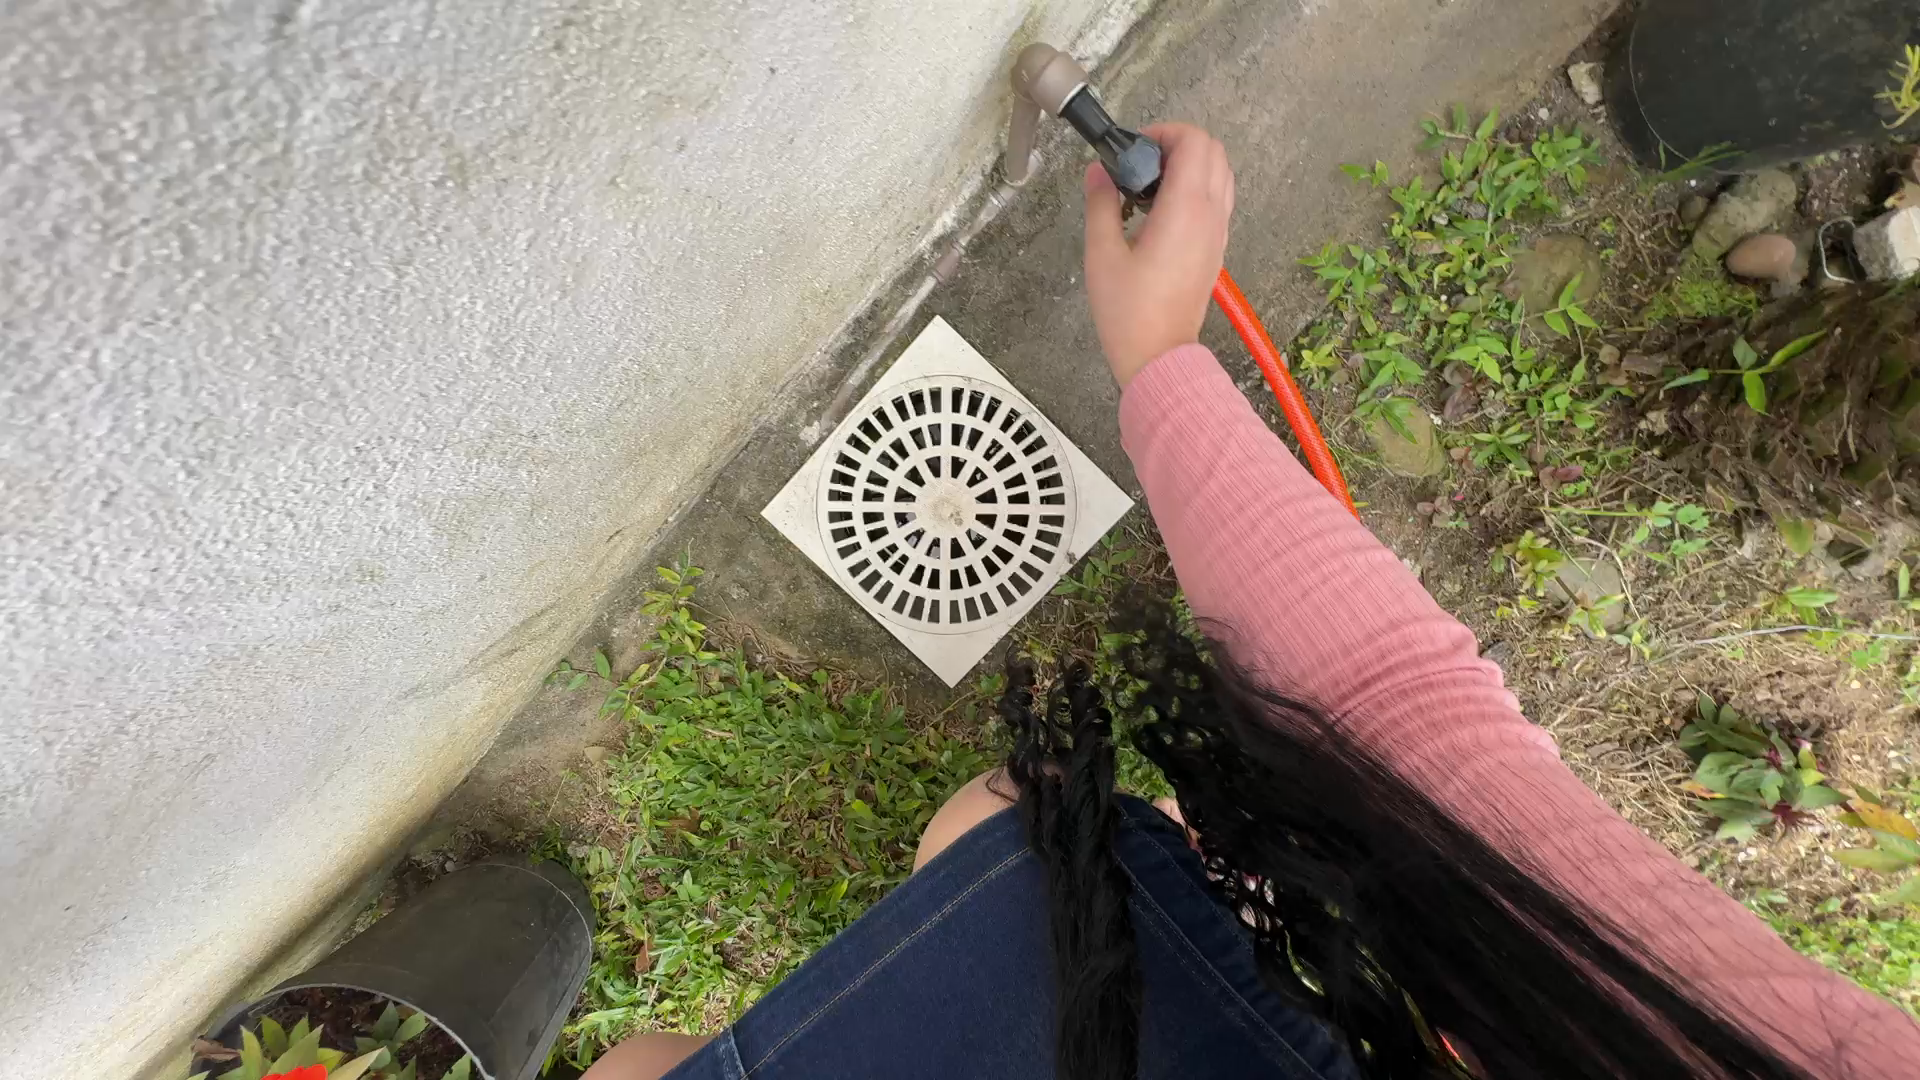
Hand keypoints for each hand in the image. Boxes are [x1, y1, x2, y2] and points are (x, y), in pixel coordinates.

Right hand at [1082, 123, 1234, 386]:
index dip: (1163, 133)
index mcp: (1185, 209)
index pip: (1194, 142)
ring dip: (1190, 167)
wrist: (1157, 357)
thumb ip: (1101, 204)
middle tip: (1139, 166)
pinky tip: (1163, 214)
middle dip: (1177, 145)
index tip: (1133, 150)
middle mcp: (1210, 215)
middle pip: (1213, 151)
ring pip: (1220, 174)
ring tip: (1150, 188)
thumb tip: (1099, 172)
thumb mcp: (1101, 256)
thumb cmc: (1128, 313)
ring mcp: (1218, 234)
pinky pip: (1218, 202)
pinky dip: (1197, 190)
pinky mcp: (1216, 251)